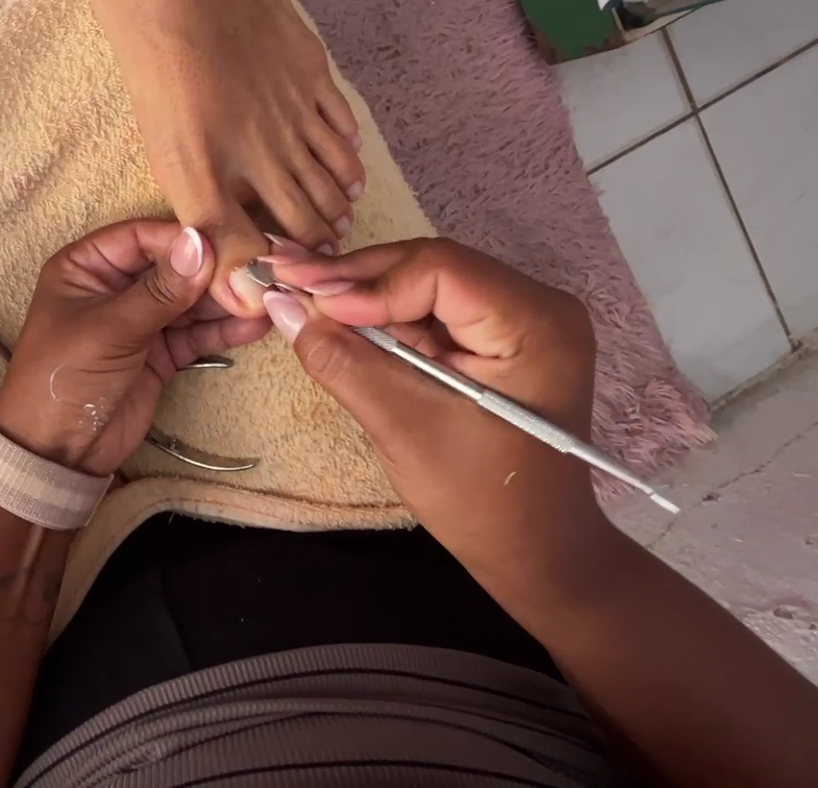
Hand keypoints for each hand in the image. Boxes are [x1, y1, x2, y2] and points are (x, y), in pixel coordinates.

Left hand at [0, 221, 272, 475]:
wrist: (57, 453)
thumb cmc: (64, 377)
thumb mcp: (109, 329)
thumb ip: (159, 291)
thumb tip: (201, 244)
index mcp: (86, 267)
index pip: (141, 237)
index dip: (182, 239)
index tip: (225, 242)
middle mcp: (115, 285)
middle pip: (171, 266)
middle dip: (211, 269)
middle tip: (255, 268)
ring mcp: (140, 320)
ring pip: (188, 299)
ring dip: (223, 299)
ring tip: (263, 297)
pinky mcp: (160, 352)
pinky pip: (195, 333)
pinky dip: (222, 330)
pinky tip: (254, 326)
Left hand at [29, 0, 366, 321]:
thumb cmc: (126, 21)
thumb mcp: (143, 110)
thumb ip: (189, 171)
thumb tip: (219, 218)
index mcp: (191, 168)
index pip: (242, 247)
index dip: (260, 274)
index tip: (271, 289)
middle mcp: (246, 149)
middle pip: (295, 219)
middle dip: (304, 251)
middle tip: (313, 268)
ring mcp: (284, 105)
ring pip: (323, 180)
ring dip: (330, 211)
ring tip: (334, 232)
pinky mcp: (309, 63)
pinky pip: (339, 130)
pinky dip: (346, 159)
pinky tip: (349, 175)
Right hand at [262, 238, 613, 591]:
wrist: (533, 550)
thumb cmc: (482, 500)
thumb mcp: (403, 428)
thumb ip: (342, 362)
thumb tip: (281, 305)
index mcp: (536, 325)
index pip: (440, 270)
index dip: (367, 280)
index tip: (305, 297)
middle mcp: (534, 305)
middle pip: (428, 266)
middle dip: (354, 279)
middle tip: (285, 277)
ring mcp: (513, 318)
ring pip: (419, 282)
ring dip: (358, 293)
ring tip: (298, 292)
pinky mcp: (490, 335)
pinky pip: (424, 308)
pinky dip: (376, 314)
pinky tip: (332, 314)